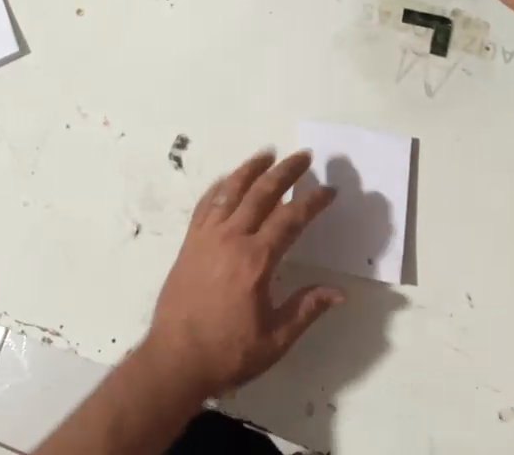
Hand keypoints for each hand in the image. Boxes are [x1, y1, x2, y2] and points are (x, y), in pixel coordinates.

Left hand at [138, 150, 343, 398]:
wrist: (174, 360)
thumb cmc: (228, 352)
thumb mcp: (275, 340)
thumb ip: (307, 309)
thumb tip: (339, 292)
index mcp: (256, 261)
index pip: (290, 219)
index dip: (312, 202)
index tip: (328, 190)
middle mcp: (231, 239)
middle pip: (261, 193)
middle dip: (285, 172)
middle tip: (303, 156)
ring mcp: (206, 237)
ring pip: (231, 191)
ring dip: (251, 169)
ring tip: (267, 154)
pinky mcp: (189, 242)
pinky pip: (206, 205)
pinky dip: (219, 187)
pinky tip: (227, 180)